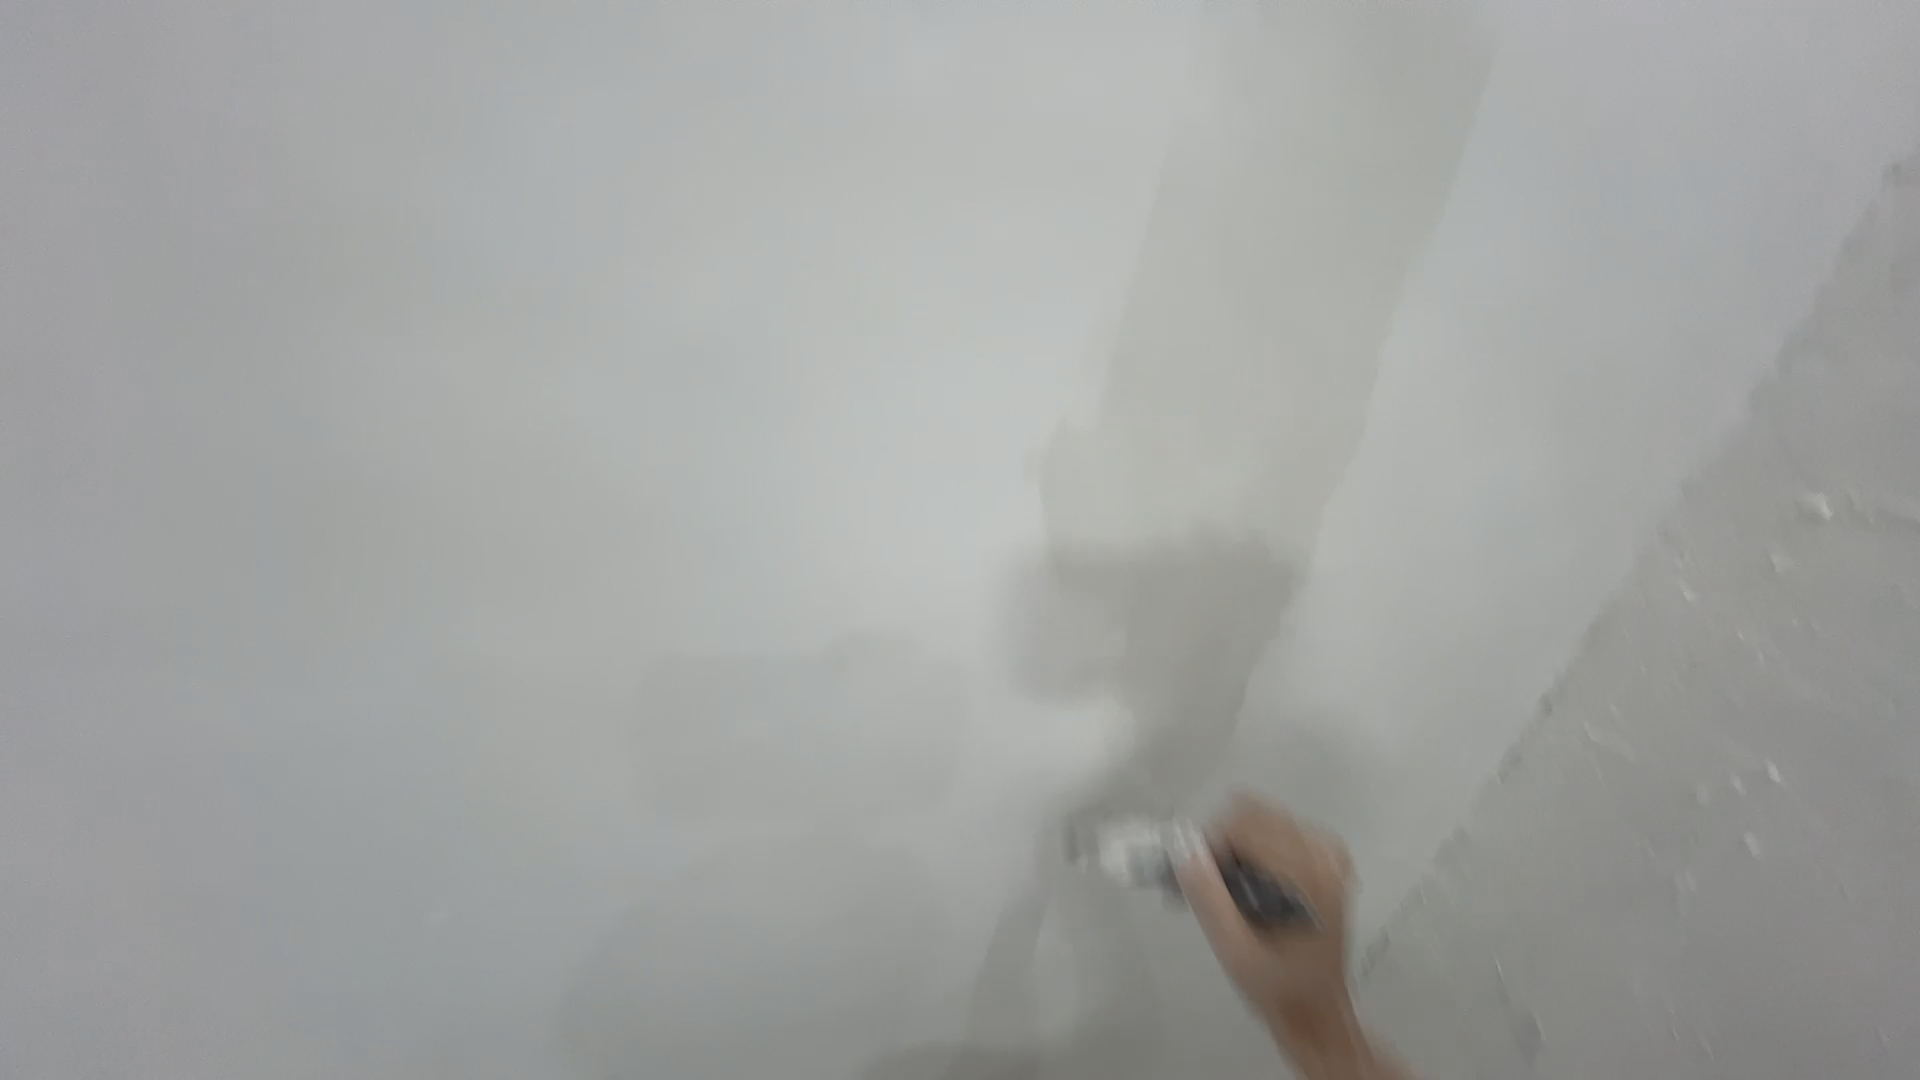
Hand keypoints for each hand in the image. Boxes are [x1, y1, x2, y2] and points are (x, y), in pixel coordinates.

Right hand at [1174, 792, 1356, 1015]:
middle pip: (1251, 813)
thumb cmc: (1276, 985)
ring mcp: (1327, 850)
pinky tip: (1245, 876)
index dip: (1210, 845)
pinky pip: (1272, 824)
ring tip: (1223, 881)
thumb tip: (1182, 844)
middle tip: (1207, 880)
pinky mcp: (1323, 852)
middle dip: (1220, 841)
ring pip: (1258, 813)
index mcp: (1309, 874)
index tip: (1197, 876)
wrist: (1317, 1010)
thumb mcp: (1234, 950)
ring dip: (1232, 840)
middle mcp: (1324, 852)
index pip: (1243, 826)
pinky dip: (1249, 843)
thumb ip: (1207, 896)